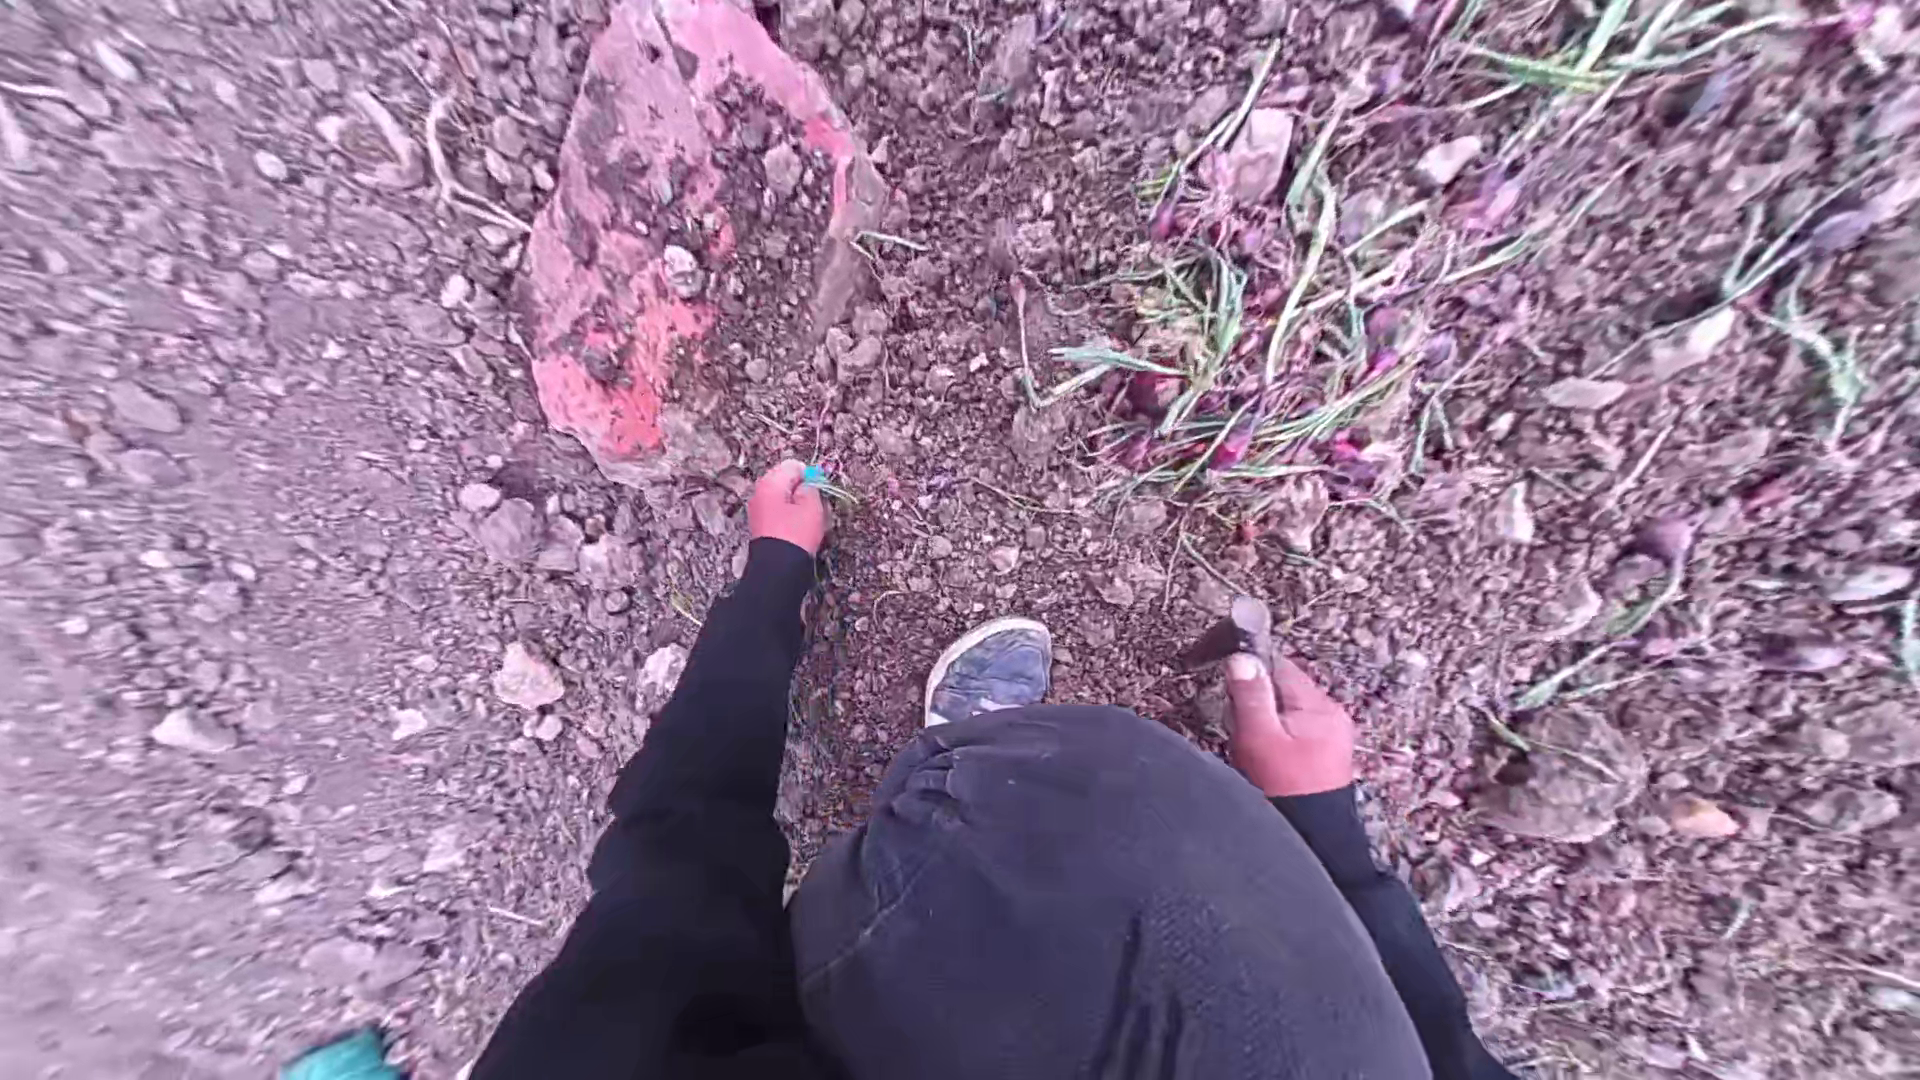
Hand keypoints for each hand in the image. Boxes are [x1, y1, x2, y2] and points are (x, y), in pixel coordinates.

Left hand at [748, 459, 826, 555]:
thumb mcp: (811, 506)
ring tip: (808, 521)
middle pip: (786, 482)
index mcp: (770, 483)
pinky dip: (790, 517)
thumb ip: (811, 487)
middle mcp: (759, 493)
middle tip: (815, 506)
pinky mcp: (761, 526)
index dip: (810, 475)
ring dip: (797, 506)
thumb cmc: (796, 533)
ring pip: (784, 499)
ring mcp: (758, 510)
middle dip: (802, 491)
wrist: (779, 567)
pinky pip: (779, 513)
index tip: (819, 490)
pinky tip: (799, 530)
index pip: (793, 466)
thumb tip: (807, 484)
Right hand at [1223, 653, 1355, 796]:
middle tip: (1244, 726)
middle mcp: (1329, 717)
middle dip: (1254, 703)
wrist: (1310, 838)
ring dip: (1260, 722)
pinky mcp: (1319, 752)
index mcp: (1319, 707)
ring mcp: (1327, 735)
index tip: (1233, 688)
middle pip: (1278, 688)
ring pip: (1279, 709)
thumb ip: (1250, 695)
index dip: (1250, 674)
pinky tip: (1263, 756)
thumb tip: (1242, 659)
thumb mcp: (1259, 736)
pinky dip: (1270, 736)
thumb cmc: (1287, 791)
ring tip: (1253, 746)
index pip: (1279, 666)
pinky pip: (1287, 729)